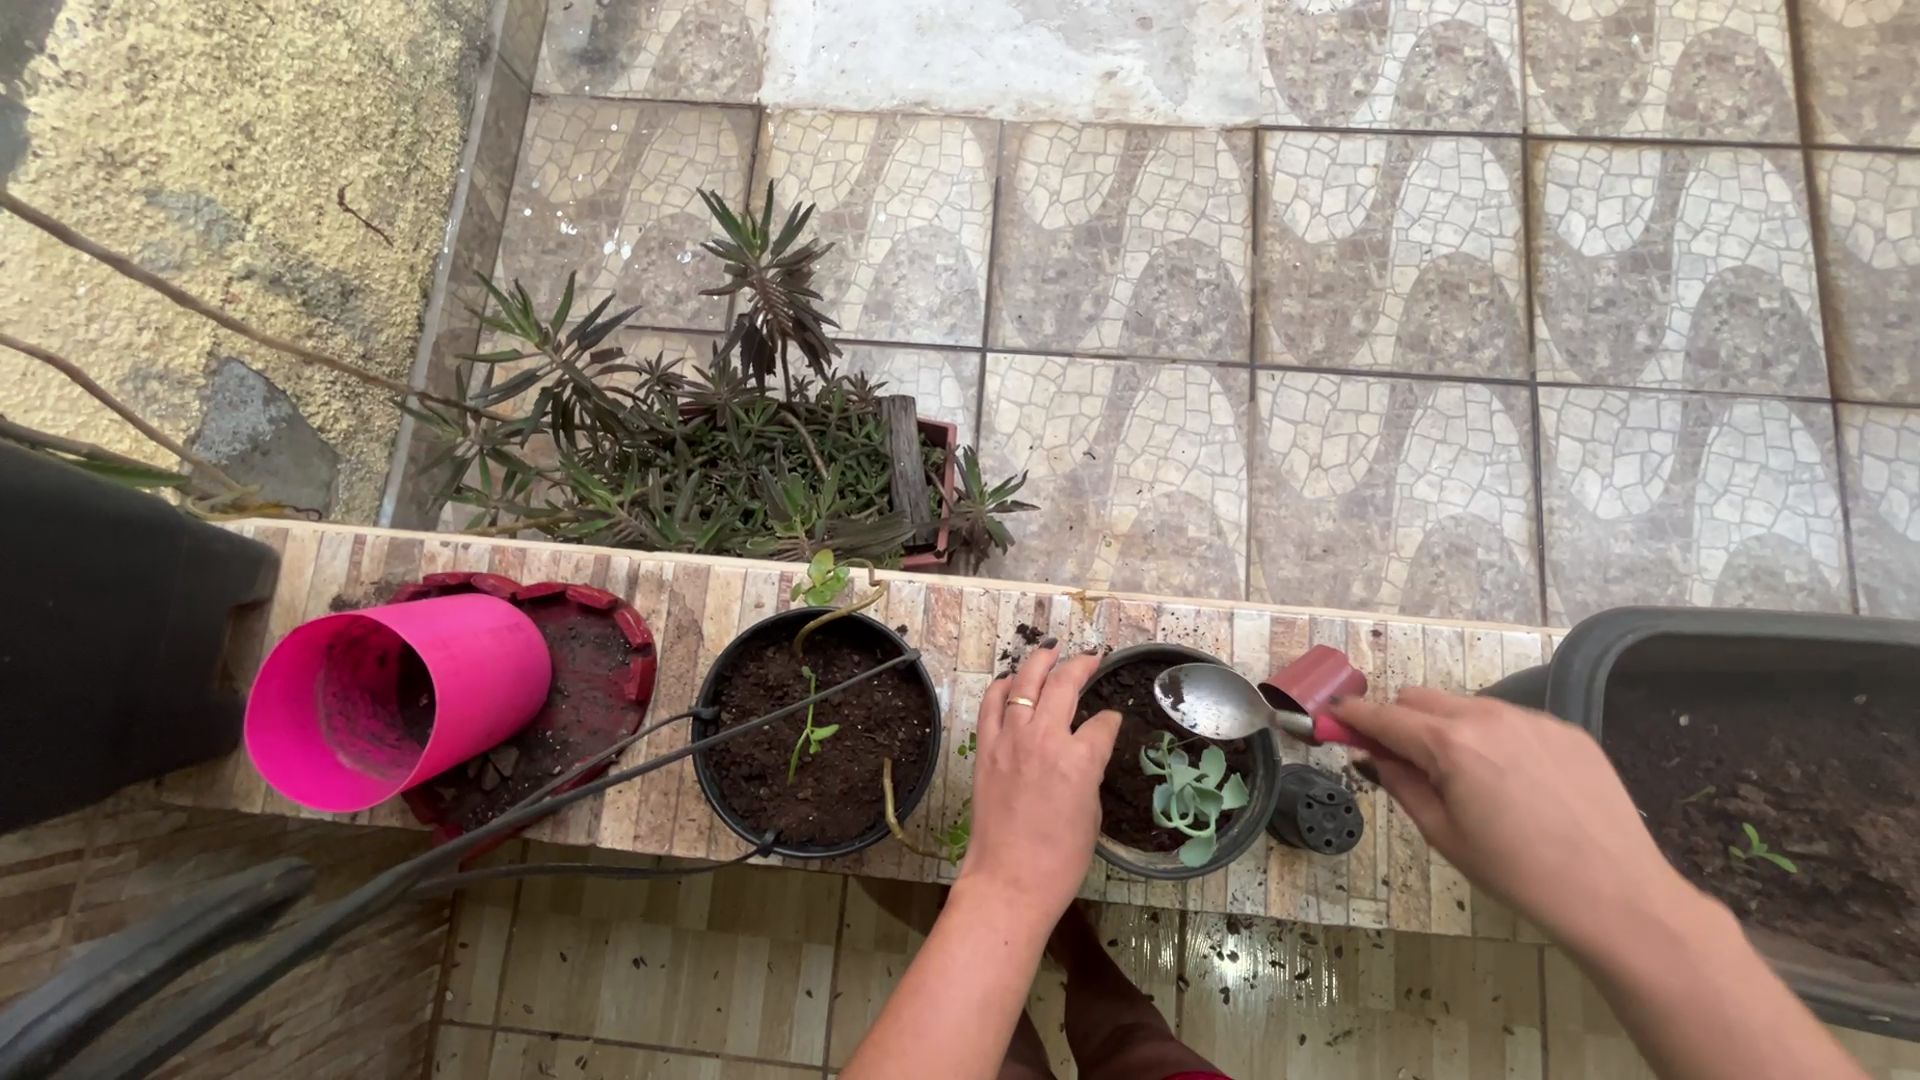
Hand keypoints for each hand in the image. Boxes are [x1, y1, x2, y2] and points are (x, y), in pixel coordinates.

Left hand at [958, 643, 1121, 922]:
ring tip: (1051, 649)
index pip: (1102, 722)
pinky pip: (992, 704)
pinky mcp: (986, 747)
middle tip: (1091, 656)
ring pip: (1024, 682)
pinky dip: (1003, 686)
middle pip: (1063, 684)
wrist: (1009, 879)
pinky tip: (1011, 680)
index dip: (1110, 720)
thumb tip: (1087, 749)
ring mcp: (1010, 739)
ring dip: (1040, 661)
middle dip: (1080, 665)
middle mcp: (1043, 738)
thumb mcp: (1091, 810)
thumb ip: (1090, 769)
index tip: (1112, 720)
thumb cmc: (1060, 857)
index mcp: (1079, 759)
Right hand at [1332, 688, 1698, 953]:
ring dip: (1445, 727)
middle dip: (1398, 720)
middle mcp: (1487, 717)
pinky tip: (1513, 782)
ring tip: (1467, 777)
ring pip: (1463, 705)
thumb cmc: (1519, 874)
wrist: (1621, 898)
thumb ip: (1399, 782)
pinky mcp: (1566, 731)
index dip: (1350, 715)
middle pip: (1418, 697)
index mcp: (1450, 745)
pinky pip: (1508, 720)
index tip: (1331, 717)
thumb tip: (1373, 754)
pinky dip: (1491, 737)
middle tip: (1401, 759)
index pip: (1382, 715)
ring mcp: (1532, 720)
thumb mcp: (1442, 833)